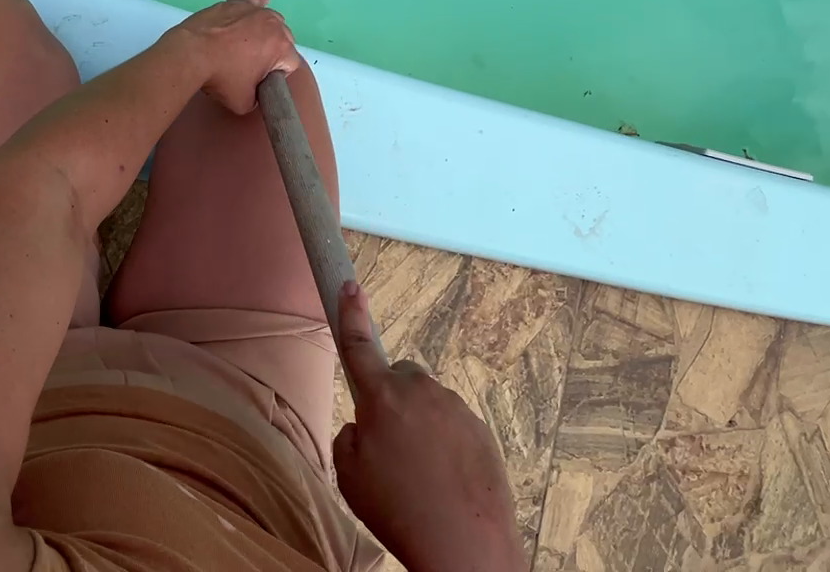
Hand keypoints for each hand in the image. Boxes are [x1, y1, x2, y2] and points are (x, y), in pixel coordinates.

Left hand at [169, 0, 301, 113]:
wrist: (190, 53)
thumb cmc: (219, 77)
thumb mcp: (242, 102)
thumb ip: (256, 98)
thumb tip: (253, 94)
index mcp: (281, 47)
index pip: (291, 64)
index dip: (277, 76)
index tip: (261, 80)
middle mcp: (273, 24)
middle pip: (284, 40)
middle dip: (273, 52)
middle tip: (252, 65)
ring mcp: (253, 11)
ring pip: (271, 20)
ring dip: (266, 31)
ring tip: (250, 43)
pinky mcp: (234, 4)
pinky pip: (253, 3)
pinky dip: (257, 6)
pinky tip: (262, 1)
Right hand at [334, 282, 524, 571]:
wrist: (466, 548)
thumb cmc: (399, 510)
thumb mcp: (348, 474)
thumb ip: (349, 435)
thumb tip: (365, 425)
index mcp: (380, 396)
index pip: (357, 344)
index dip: (350, 312)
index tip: (350, 284)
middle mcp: (419, 391)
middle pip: (398, 375)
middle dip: (391, 396)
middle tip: (389, 442)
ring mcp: (454, 407)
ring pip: (427, 401)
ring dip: (420, 423)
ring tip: (419, 473)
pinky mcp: (480, 429)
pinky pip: (452, 423)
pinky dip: (445, 442)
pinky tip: (444, 480)